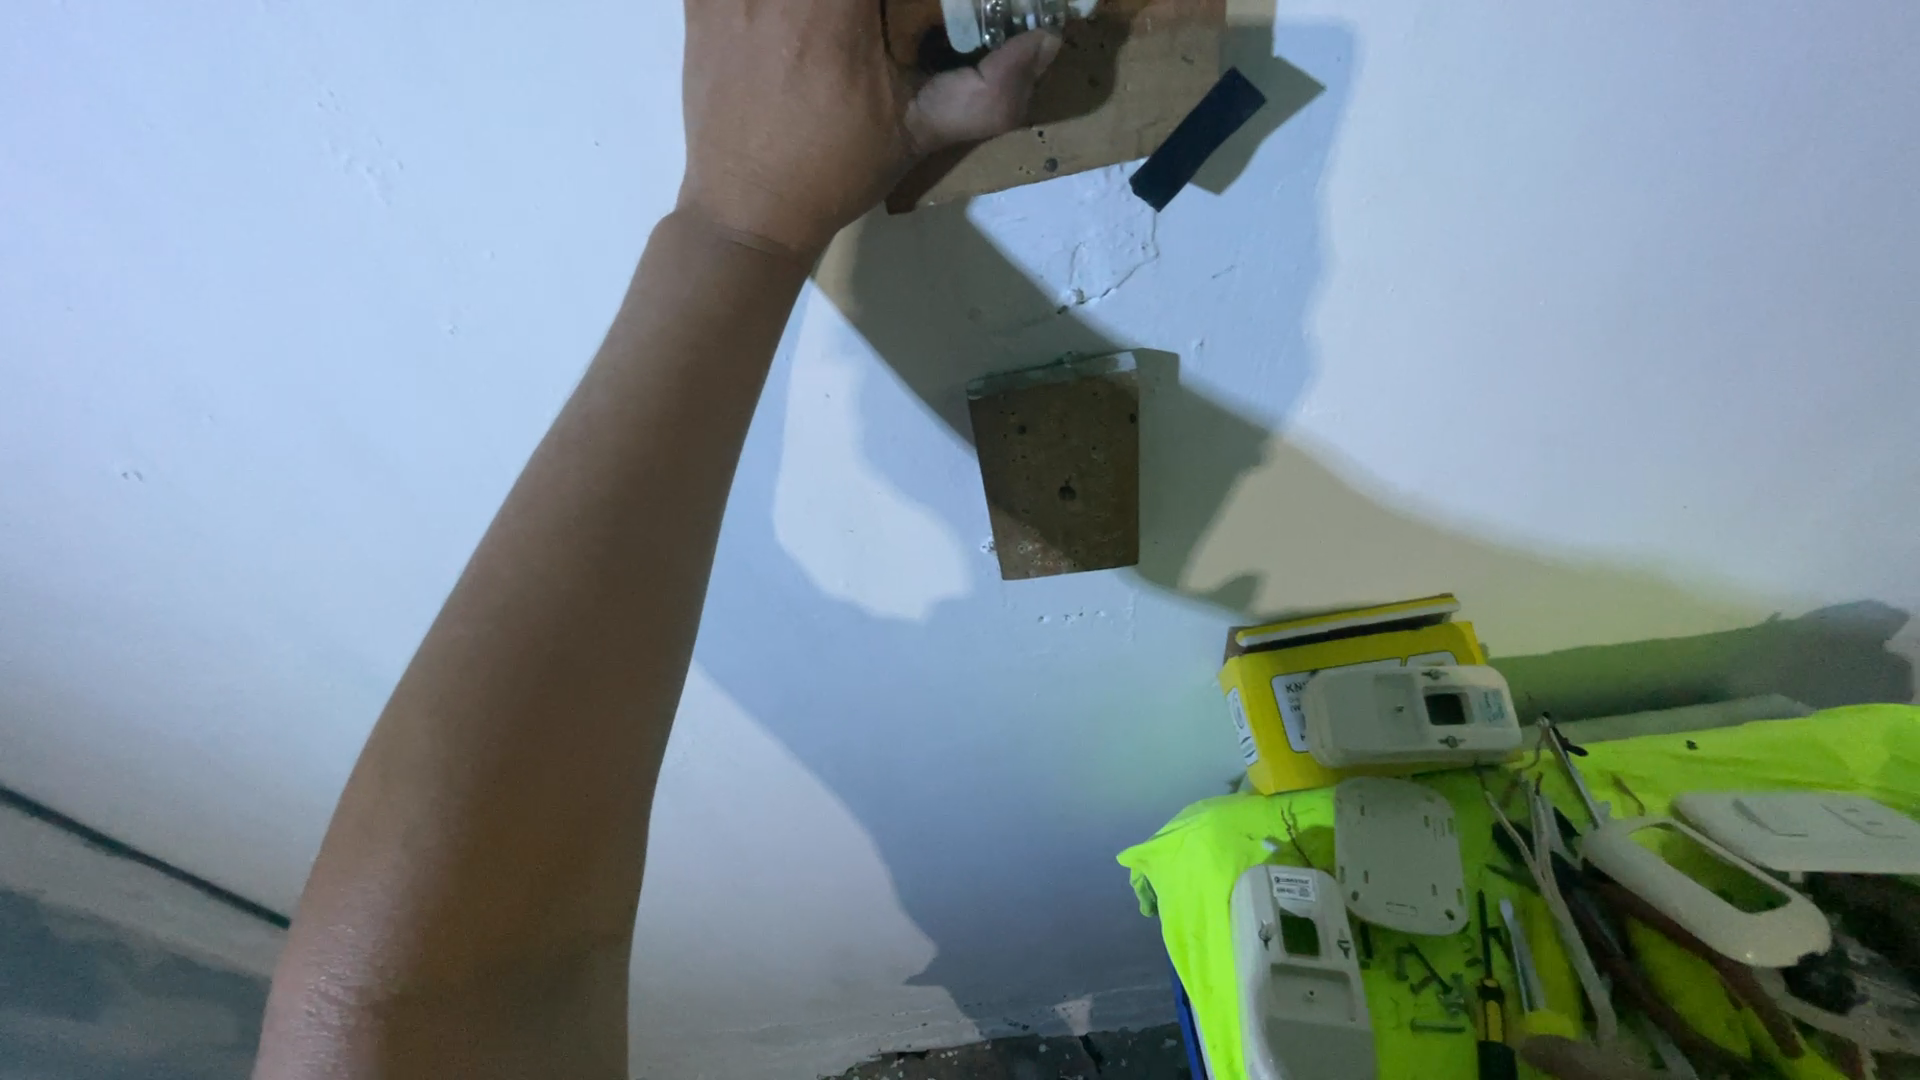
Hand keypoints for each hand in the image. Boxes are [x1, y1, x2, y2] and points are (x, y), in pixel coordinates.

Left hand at [678, 0, 1063, 257]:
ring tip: (841, 25)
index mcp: (839, 2)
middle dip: (873, 3)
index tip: (912, 15)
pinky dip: (764, 3)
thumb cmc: (836, 173)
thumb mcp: (917, 134)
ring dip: (831, 4)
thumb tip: (1046, 47)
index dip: (907, 0)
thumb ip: (987, 93)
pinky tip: (785, 24)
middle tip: (881, 21)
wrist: (751, 211)